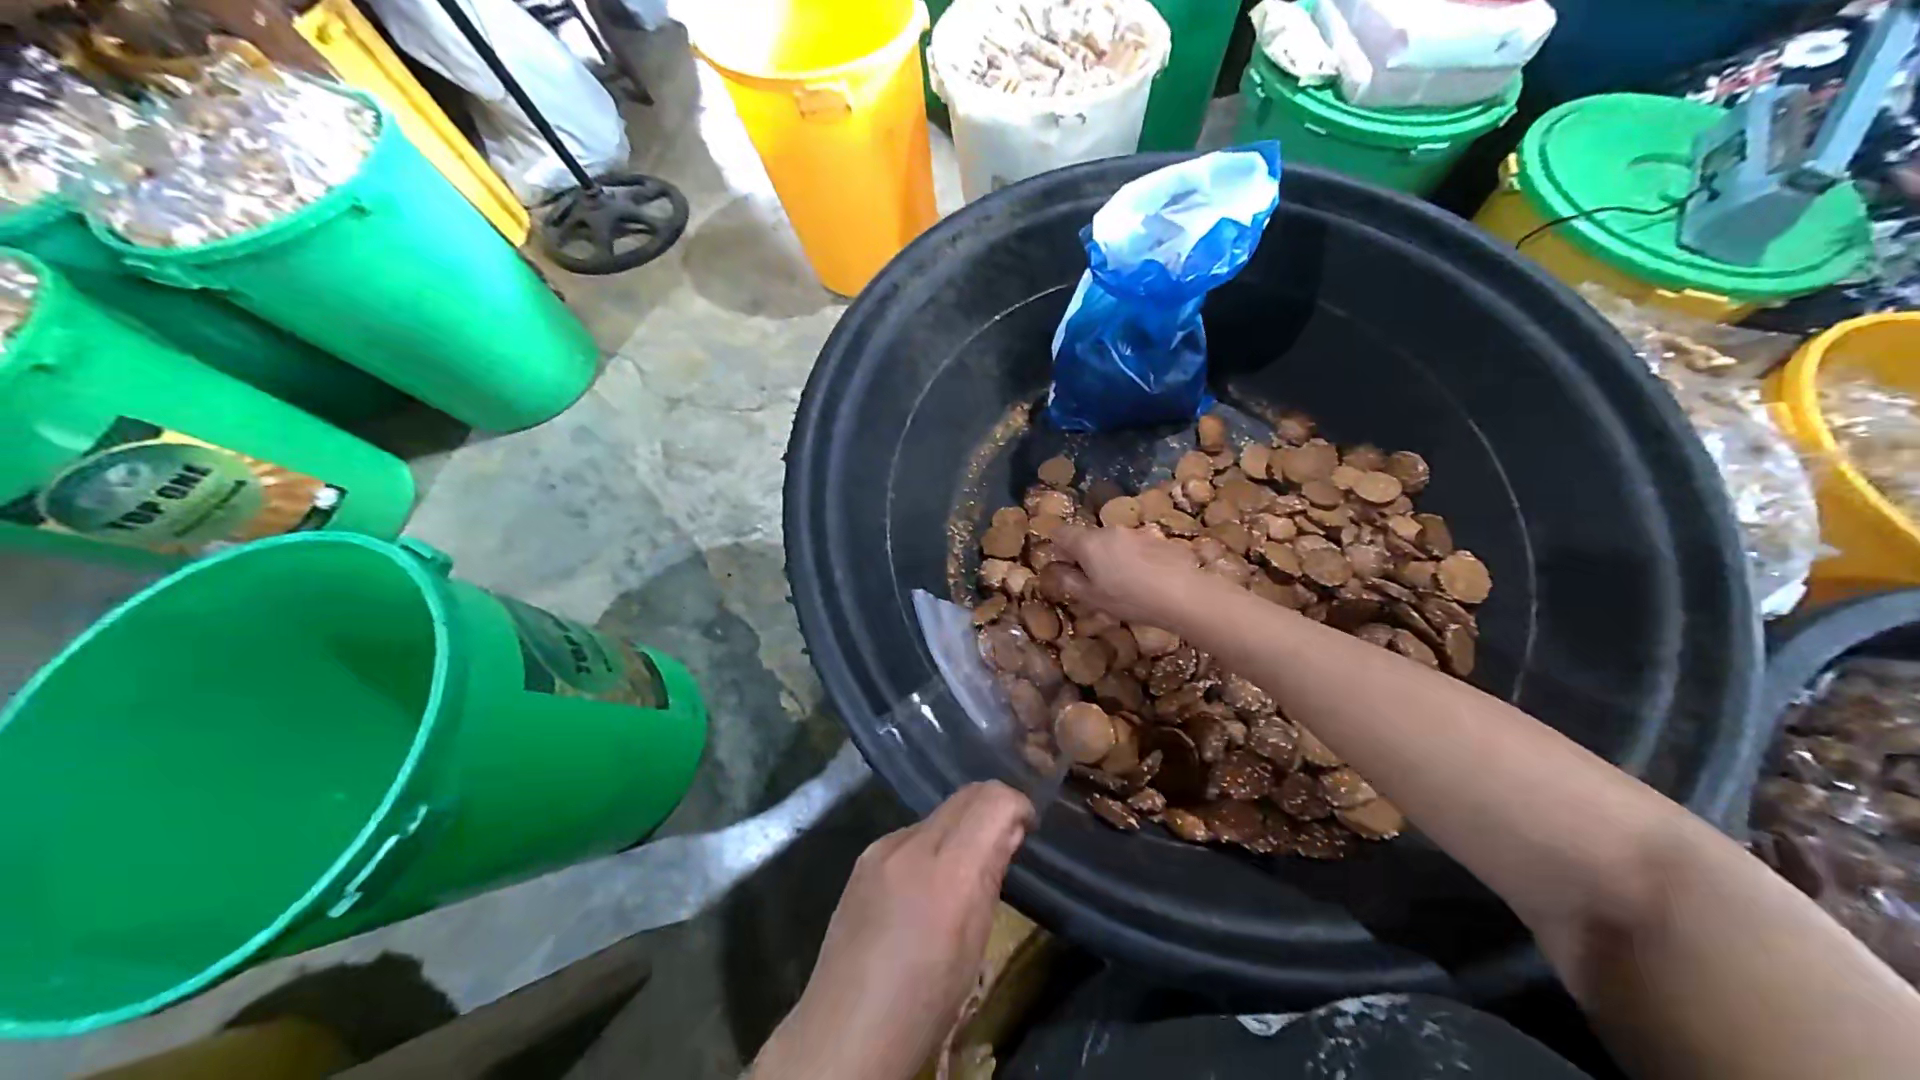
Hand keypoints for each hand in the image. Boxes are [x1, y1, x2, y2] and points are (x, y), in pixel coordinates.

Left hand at [748, 782, 1033, 1079]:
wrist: (845, 1031)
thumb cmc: (925, 1001)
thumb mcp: (975, 943)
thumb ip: (992, 875)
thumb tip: (1011, 829)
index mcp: (948, 870)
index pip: (992, 799)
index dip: (1017, 805)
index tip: (1026, 830)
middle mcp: (912, 844)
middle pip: (965, 795)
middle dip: (992, 809)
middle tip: (1004, 847)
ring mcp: (881, 847)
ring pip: (938, 814)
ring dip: (960, 829)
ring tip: (962, 877)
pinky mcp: (863, 858)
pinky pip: (910, 835)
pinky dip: (930, 847)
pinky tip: (924, 890)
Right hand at [1052, 523, 1209, 626]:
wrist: (1183, 594)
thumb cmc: (1130, 599)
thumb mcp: (1092, 598)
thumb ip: (1069, 581)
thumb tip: (1055, 570)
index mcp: (1088, 542)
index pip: (1061, 532)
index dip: (1058, 548)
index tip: (1065, 567)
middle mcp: (1110, 530)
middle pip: (1089, 536)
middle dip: (1087, 554)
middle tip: (1095, 581)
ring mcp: (1137, 532)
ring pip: (1114, 541)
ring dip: (1112, 556)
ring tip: (1125, 582)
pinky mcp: (1159, 538)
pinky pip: (1137, 545)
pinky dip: (1135, 558)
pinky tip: (1147, 579)